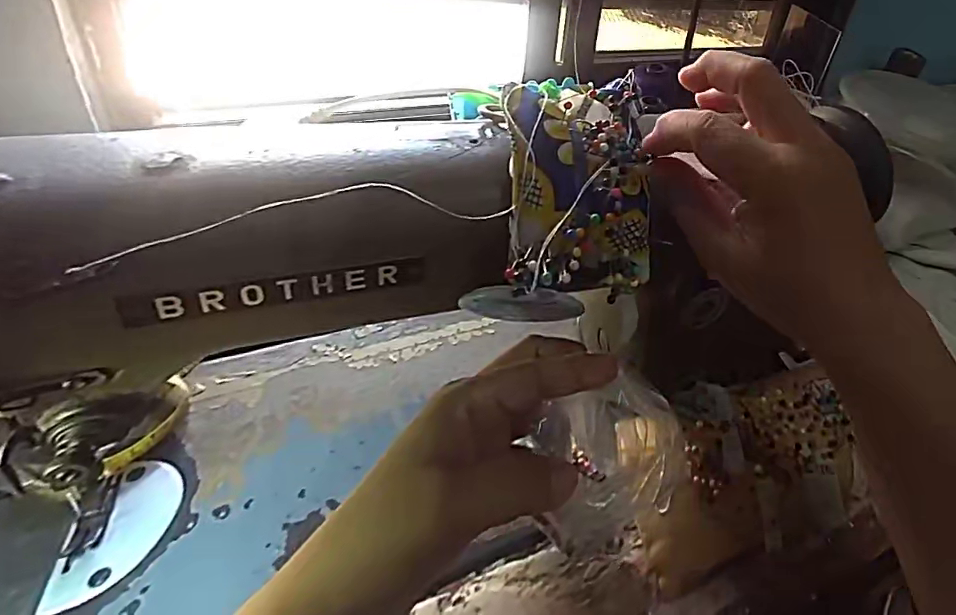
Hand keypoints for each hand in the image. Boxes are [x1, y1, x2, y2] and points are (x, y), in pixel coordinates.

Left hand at [240, 336, 616, 614]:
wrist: (339, 590)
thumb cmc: (392, 529)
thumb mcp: (455, 503)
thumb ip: (520, 481)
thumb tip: (574, 472)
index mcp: (465, 402)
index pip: (530, 373)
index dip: (574, 367)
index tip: (615, 366)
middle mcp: (471, 414)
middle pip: (528, 378)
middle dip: (566, 373)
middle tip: (610, 384)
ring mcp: (471, 447)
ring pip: (527, 416)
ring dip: (559, 413)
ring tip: (597, 425)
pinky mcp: (472, 480)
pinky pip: (520, 453)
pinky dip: (546, 453)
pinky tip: (564, 473)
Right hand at [643, 52, 898, 354]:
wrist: (861, 312)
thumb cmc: (789, 293)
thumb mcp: (724, 255)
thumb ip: (687, 201)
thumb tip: (659, 166)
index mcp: (774, 176)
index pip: (708, 129)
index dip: (671, 129)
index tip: (649, 145)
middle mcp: (803, 147)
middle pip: (757, 77)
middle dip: (714, 68)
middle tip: (682, 81)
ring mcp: (824, 146)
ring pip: (776, 90)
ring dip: (736, 87)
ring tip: (701, 99)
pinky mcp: (831, 154)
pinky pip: (787, 114)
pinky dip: (755, 109)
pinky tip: (734, 134)